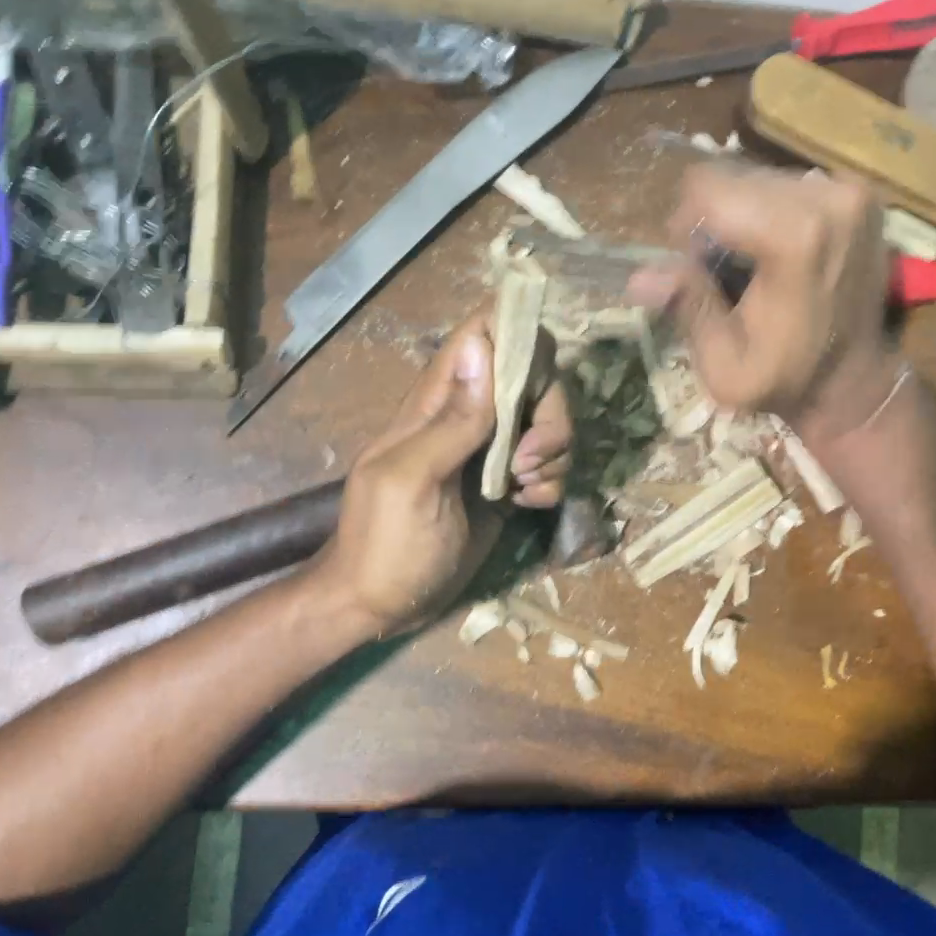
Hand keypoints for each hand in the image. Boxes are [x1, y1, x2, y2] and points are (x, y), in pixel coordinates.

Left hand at [312, 312, 572, 634]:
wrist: (382, 603)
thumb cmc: (385, 542)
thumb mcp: (412, 480)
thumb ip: (450, 420)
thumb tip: (484, 345)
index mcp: (437, 399)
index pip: (483, 332)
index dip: (519, 334)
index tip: (537, 377)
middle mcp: (470, 414)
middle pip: (535, 377)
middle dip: (550, 414)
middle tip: (528, 462)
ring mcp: (492, 450)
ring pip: (549, 422)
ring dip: (554, 454)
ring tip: (523, 490)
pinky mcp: (508, 484)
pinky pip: (549, 465)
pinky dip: (550, 482)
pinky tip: (528, 506)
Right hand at [627, 164, 897, 443]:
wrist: (853, 382)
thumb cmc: (784, 380)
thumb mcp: (724, 366)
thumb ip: (688, 309)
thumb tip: (637, 278)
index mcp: (796, 239)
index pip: (710, 188)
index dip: (685, 223)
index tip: (689, 265)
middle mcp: (828, 200)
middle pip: (734, 178)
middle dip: (712, 218)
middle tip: (716, 269)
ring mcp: (849, 193)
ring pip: (759, 176)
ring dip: (740, 214)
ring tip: (746, 264)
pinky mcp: (859, 193)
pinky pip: (789, 184)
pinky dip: (770, 212)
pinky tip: (774, 254)